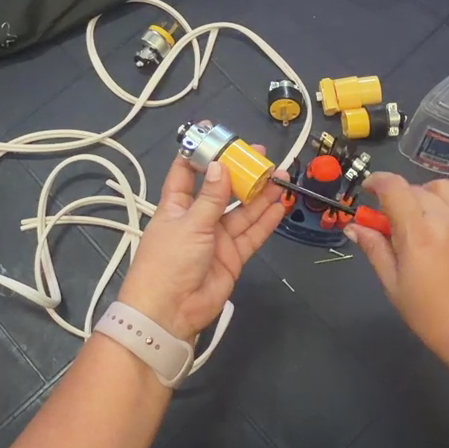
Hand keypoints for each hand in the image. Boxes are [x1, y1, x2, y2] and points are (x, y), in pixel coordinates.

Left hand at [117, 153, 287, 341]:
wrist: (170, 313)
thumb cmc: (168, 262)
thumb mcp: (189, 224)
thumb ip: (210, 197)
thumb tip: (219, 165)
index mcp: (175, 206)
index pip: (186, 173)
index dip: (199, 154)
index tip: (215, 134)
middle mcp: (197, 219)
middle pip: (221, 190)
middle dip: (239, 173)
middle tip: (260, 155)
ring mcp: (216, 239)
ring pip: (241, 212)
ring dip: (259, 195)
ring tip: (279, 175)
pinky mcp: (232, 257)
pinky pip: (251, 234)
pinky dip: (266, 221)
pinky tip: (280, 205)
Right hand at [347, 172, 448, 369]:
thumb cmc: (430, 313)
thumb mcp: (393, 284)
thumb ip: (374, 248)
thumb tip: (354, 227)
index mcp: (418, 233)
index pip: (394, 188)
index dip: (377, 182)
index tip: (367, 190)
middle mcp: (444, 219)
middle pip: (414, 188)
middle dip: (397, 196)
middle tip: (389, 220)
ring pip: (441, 188)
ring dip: (423, 193)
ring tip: (417, 215)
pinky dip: (446, 201)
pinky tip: (441, 221)